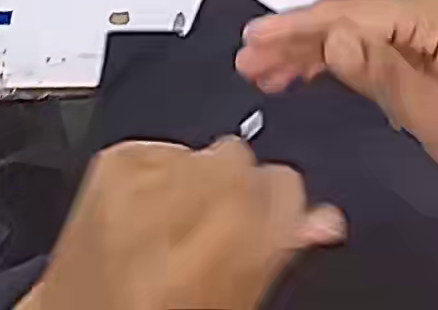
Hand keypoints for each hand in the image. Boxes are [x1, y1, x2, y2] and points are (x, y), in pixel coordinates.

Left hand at [20, 138, 344, 309]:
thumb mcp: (228, 303)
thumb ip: (275, 255)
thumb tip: (324, 216)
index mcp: (200, 262)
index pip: (278, 187)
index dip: (287, 201)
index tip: (282, 212)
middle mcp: (163, 213)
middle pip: (240, 155)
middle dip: (244, 185)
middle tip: (224, 222)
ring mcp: (131, 179)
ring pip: (207, 146)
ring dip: (206, 176)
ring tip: (183, 218)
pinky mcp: (112, 159)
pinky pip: (169, 143)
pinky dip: (171, 168)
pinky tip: (156, 204)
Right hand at [235, 0, 437, 246]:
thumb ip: (385, 76)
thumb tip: (332, 38)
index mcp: (429, 13)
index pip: (345, 13)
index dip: (294, 28)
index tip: (253, 42)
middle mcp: (421, 7)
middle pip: (340, 17)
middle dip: (291, 39)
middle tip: (247, 62)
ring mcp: (418, 25)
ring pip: (345, 30)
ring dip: (303, 50)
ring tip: (261, 70)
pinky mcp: (417, 46)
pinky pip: (361, 45)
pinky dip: (328, 59)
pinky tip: (299, 71)